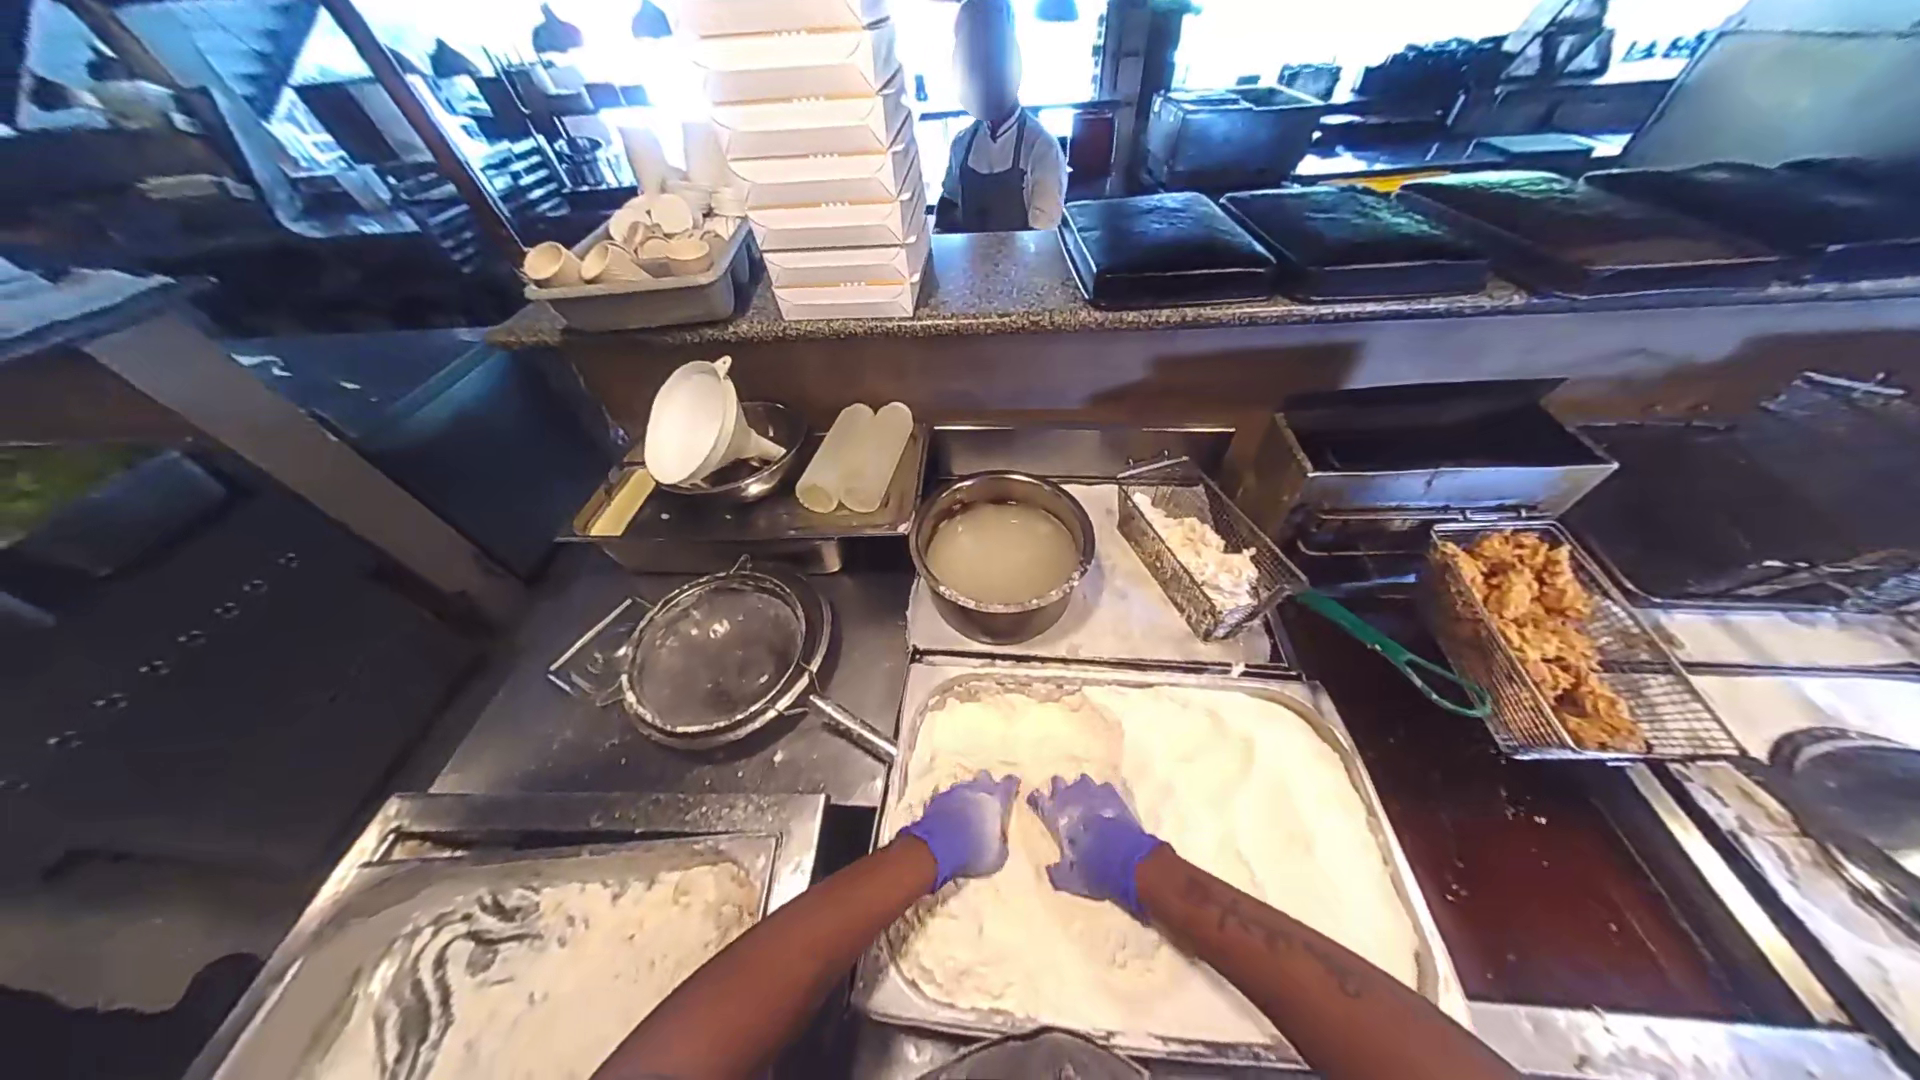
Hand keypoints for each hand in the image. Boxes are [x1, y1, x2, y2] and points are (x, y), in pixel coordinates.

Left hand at [901, 771, 1019, 890]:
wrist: (934, 850)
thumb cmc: (973, 853)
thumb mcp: (998, 856)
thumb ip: (1001, 839)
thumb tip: (998, 835)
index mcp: (996, 800)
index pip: (1010, 783)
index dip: (1012, 785)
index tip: (1013, 789)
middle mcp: (977, 789)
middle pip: (985, 777)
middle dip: (988, 784)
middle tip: (988, 800)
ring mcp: (955, 791)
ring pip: (966, 785)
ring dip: (969, 794)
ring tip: (967, 810)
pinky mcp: (938, 798)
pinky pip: (949, 796)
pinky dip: (952, 803)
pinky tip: (950, 816)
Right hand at [1026, 774, 1164, 918]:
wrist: (1128, 861)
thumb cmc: (1094, 870)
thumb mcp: (1070, 880)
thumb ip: (1057, 873)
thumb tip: (1049, 870)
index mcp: (1054, 815)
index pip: (1037, 798)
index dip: (1036, 800)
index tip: (1038, 803)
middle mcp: (1069, 798)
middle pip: (1057, 782)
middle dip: (1059, 789)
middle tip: (1064, 802)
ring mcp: (1092, 792)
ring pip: (1081, 780)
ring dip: (1082, 789)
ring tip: (1087, 800)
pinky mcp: (1114, 794)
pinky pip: (1105, 786)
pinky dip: (1104, 793)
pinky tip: (1108, 802)